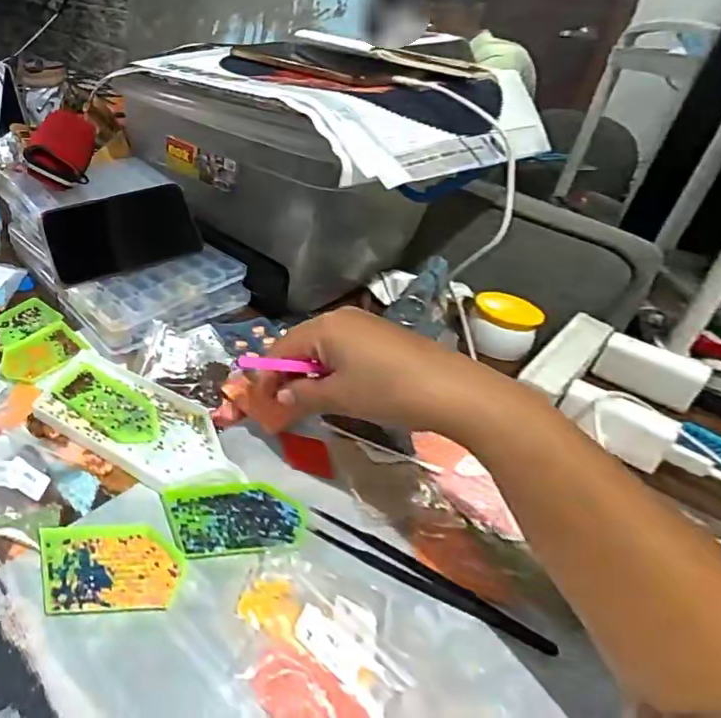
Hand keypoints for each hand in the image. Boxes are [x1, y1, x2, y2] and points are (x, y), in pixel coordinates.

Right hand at [220, 306, 535, 438]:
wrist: (461, 394)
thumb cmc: (390, 392)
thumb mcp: (340, 398)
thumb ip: (303, 396)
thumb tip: (281, 398)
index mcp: (322, 326)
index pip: (279, 349)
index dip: (266, 377)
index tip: (259, 403)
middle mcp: (339, 317)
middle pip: (299, 344)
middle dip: (287, 374)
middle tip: (280, 403)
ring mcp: (364, 325)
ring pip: (322, 347)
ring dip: (310, 372)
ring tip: (308, 399)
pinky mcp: (384, 336)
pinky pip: (344, 349)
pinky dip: (333, 368)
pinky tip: (339, 389)